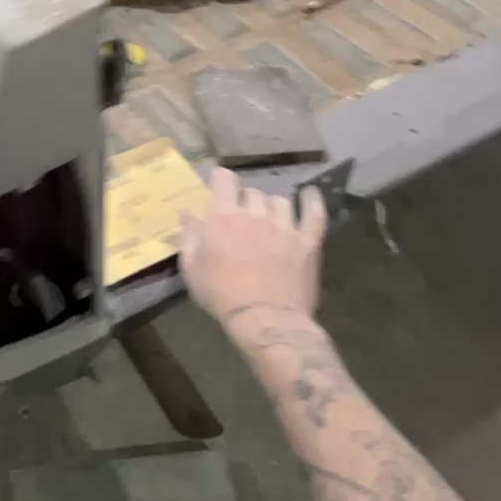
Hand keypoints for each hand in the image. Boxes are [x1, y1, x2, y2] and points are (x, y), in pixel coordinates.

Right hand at [179, 168, 327, 338]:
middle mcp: (255, 214)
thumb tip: (186, 211)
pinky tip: (309, 194)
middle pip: (252, 192)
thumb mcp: (192, 267)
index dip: (221, 178)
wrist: (265, 321)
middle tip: (241, 215)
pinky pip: (313, 214)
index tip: (219, 183)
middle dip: (244, 199)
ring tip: (268, 216)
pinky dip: (312, 202)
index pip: (224, 180)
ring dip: (271, 205)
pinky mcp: (307, 243)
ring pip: (279, 201)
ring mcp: (285, 227)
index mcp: (224, 217)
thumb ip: (189, 235)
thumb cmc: (222, 295)